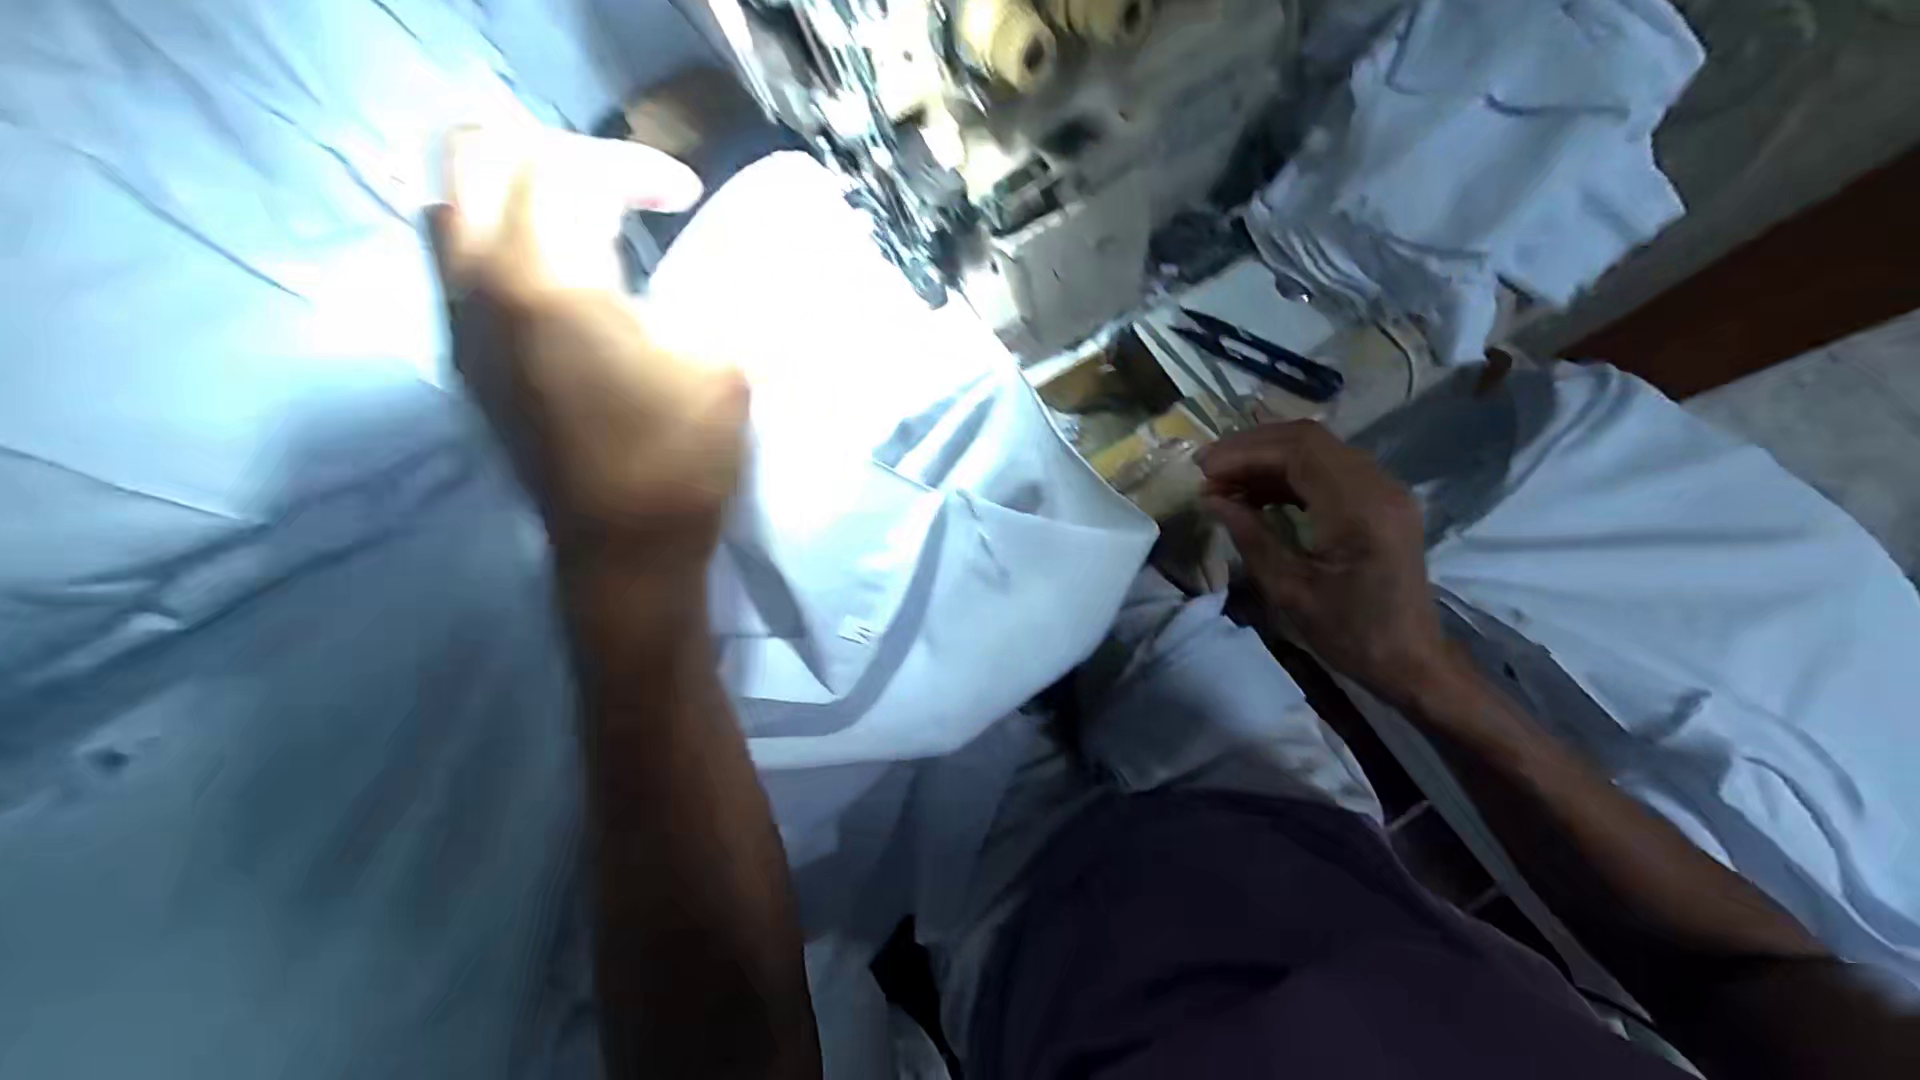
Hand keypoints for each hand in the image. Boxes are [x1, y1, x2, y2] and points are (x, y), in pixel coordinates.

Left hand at [429, 127, 746, 577]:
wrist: (625, 549)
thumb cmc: (680, 460)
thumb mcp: (722, 366)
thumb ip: (708, 296)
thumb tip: (701, 263)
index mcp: (547, 282)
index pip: (570, 167)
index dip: (636, 164)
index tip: (685, 195)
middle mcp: (480, 286)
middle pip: (477, 156)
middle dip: (556, 152)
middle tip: (620, 189)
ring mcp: (462, 326)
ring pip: (453, 208)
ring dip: (519, 194)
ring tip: (587, 225)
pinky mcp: (467, 362)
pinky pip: (462, 265)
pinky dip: (507, 244)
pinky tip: (566, 284)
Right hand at [1199, 420, 1452, 701]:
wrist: (1411, 658)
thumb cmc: (1349, 632)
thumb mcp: (1289, 589)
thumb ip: (1250, 535)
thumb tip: (1212, 498)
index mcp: (1359, 509)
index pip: (1298, 450)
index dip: (1244, 452)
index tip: (1203, 470)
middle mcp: (1379, 486)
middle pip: (1307, 439)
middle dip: (1251, 447)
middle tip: (1207, 469)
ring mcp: (1384, 489)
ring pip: (1317, 448)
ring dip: (1266, 458)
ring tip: (1225, 481)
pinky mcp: (1380, 499)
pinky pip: (1328, 467)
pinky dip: (1287, 472)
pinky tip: (1256, 492)